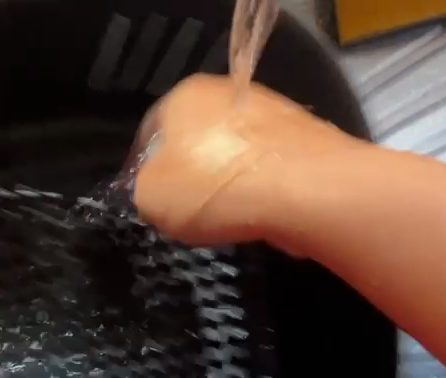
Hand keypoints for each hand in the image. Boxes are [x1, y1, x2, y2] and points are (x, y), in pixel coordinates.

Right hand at [132, 74, 374, 247]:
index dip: (143, 172)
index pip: (149, 134)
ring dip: (223, 182)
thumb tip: (155, 187)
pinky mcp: (300, 135)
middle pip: (193, 140)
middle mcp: (226, 91)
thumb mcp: (150, 198)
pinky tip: (254, 212)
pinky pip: (262, 165)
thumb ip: (143, 189)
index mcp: (183, 96)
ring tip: (222, 218)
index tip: (149, 203)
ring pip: (230, 152)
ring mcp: (269, 110)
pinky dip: (255, 187)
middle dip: (187, 174)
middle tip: (184, 213)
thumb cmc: (212, 189)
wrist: (302, 190)